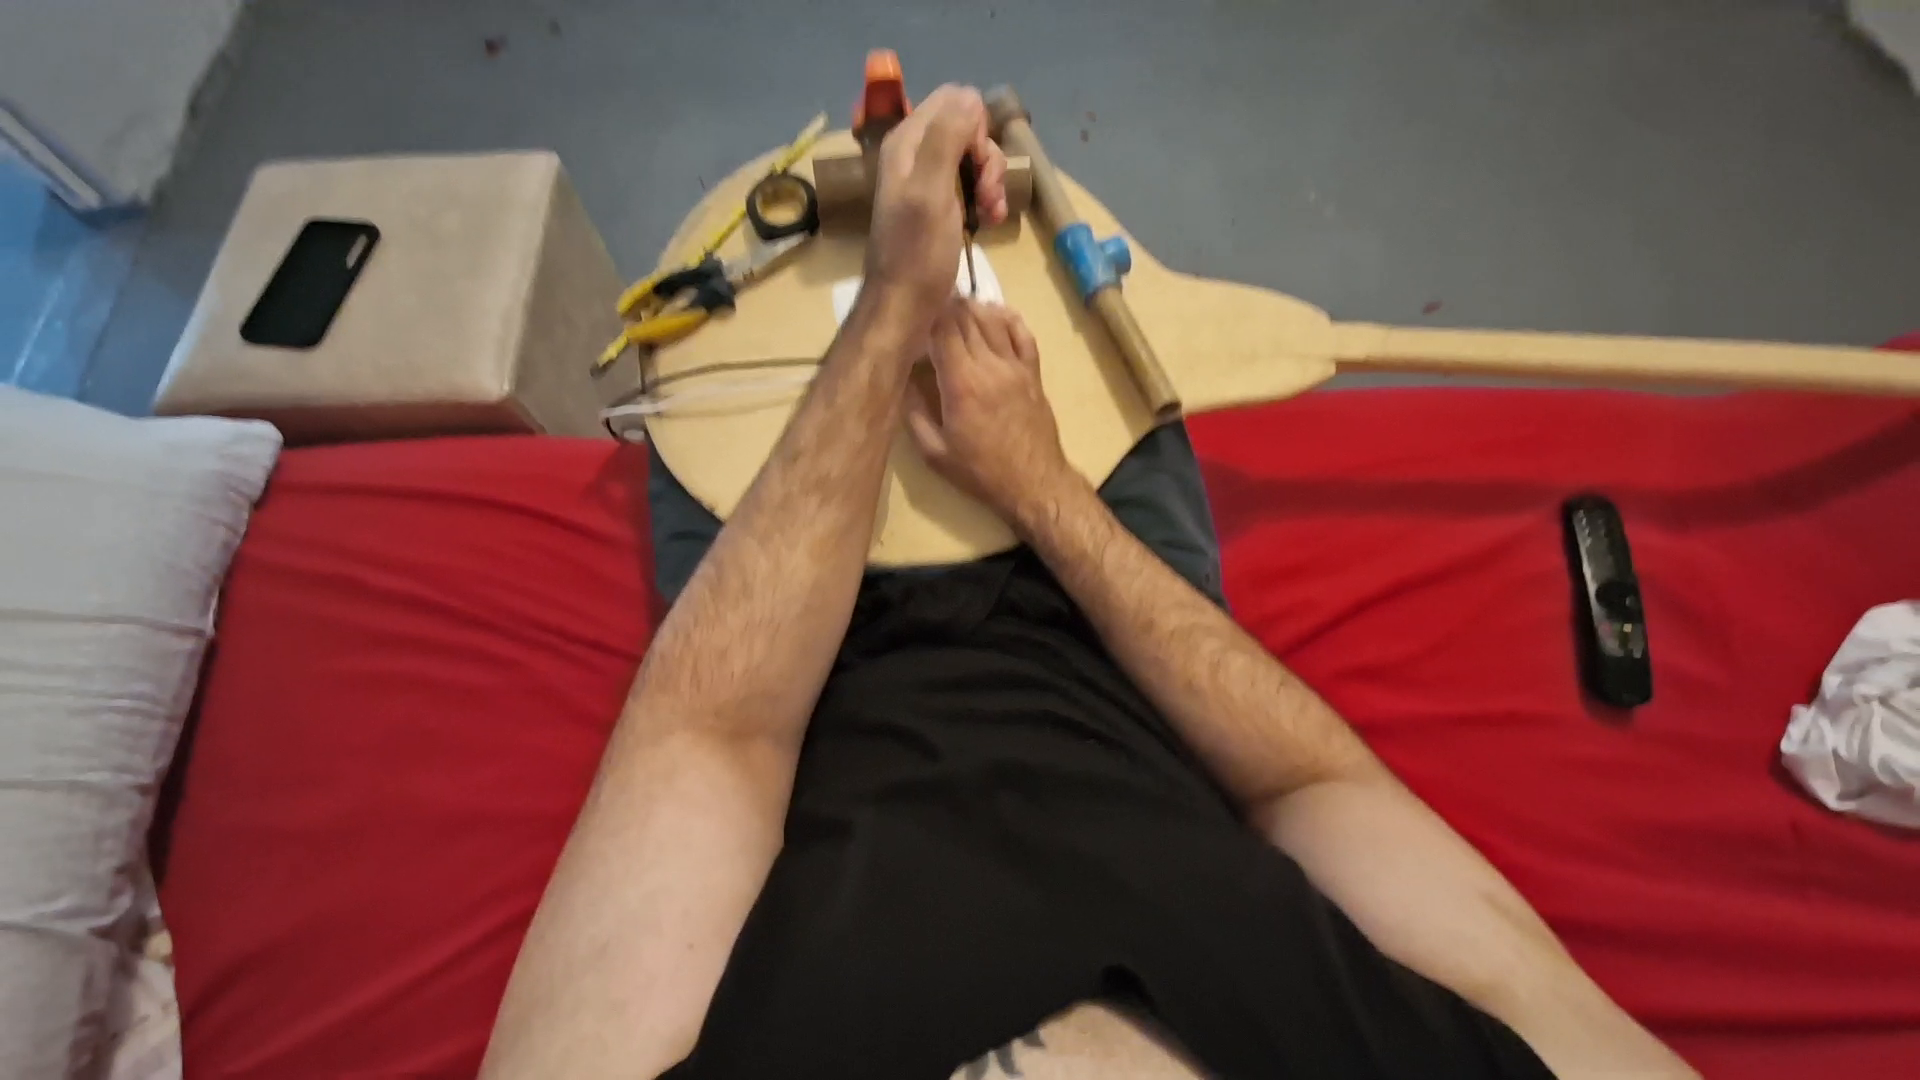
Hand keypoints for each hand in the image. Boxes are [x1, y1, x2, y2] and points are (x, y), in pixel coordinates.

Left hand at [860, 86, 1009, 329]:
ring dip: (991, 182)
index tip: (978, 166)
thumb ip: (947, 138)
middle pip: (967, 128)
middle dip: (987, 159)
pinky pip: (969, 185)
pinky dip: (985, 199)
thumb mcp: (931, 192)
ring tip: (992, 215)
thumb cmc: (917, 255)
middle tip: (988, 197)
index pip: (954, 100)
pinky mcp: (938, 207)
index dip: (977, 127)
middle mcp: (915, 155)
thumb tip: (971, 98)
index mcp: (907, 143)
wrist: (904, 307)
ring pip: (972, 158)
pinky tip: (989, 221)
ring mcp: (926, 182)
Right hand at [906, 300, 1077, 524]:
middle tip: (926, 308)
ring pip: (992, 319)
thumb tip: (901, 378)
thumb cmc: (980, 472)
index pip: (941, 328)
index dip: (924, 314)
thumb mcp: (934, 452)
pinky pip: (1021, 332)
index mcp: (961, 383)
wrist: (1033, 484)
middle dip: (944, 307)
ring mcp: (1015, 366)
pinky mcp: (1033, 372)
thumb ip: (913, 412)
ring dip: (971, 308)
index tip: (910, 315)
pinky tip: (992, 313)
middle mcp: (990, 365)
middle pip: (965, 318)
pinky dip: (1005, 317)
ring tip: (953, 307)